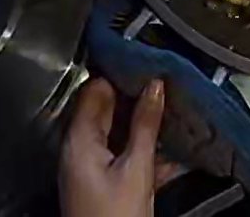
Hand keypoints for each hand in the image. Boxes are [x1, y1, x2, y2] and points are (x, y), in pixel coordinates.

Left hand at [58, 77, 177, 216]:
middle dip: (135, 98)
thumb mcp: (137, 168)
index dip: (120, 74)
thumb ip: (145, 123)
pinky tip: (169, 151)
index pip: (95, 89)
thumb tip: (155, 85)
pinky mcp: (101, 186)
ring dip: (143, 125)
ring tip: (171, 112)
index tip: (146, 64)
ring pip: (117, 132)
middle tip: (163, 85)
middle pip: (106, 109)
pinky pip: (121, 155)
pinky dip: (142, 149)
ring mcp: (89, 168)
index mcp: (79, 139)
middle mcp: (78, 149)